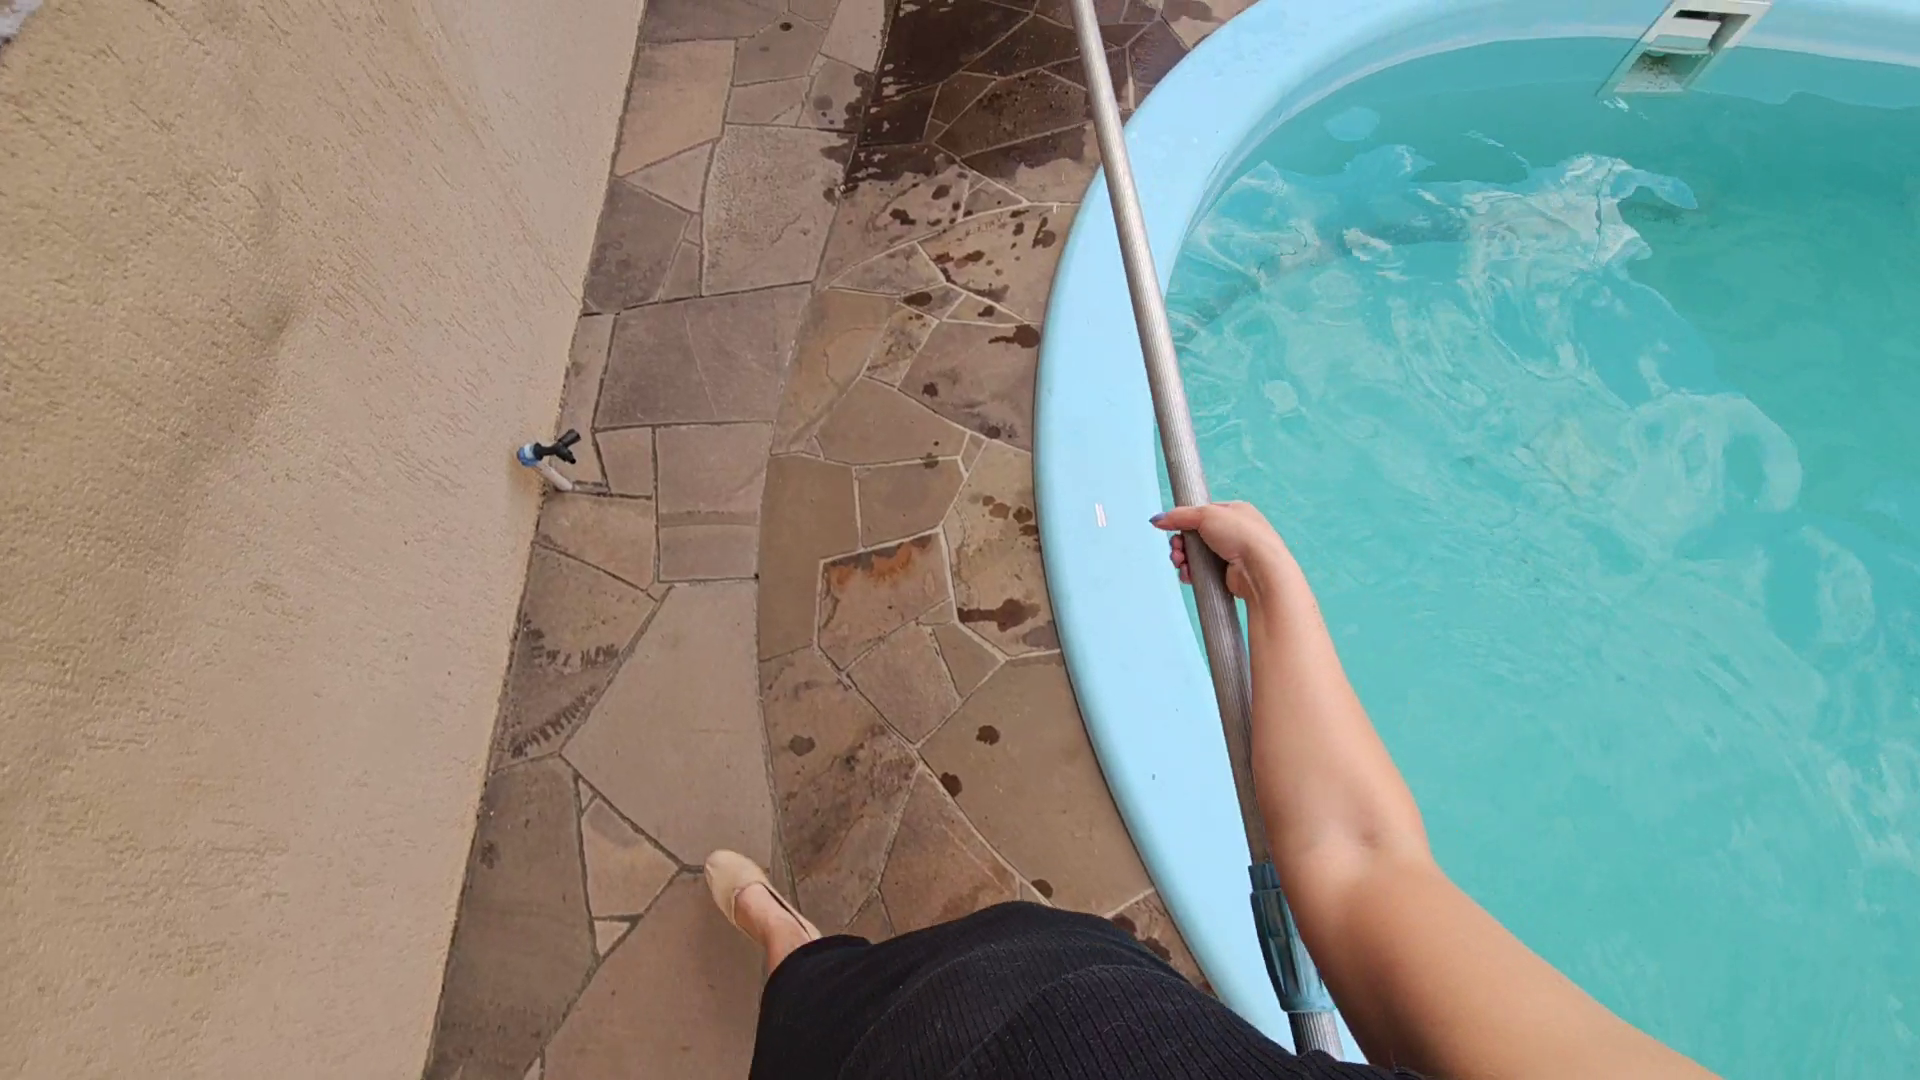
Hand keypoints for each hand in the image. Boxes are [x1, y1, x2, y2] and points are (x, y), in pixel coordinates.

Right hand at [1151, 501, 1295, 601]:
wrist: (1260, 569)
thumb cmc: (1241, 535)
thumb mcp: (1206, 514)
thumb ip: (1179, 516)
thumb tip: (1157, 519)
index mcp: (1234, 512)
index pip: (1201, 514)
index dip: (1185, 522)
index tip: (1174, 528)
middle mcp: (1234, 532)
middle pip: (1195, 536)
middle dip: (1181, 544)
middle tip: (1177, 550)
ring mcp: (1230, 554)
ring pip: (1195, 555)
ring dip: (1183, 559)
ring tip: (1181, 563)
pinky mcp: (1226, 574)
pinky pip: (1201, 571)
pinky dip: (1191, 573)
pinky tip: (1188, 574)